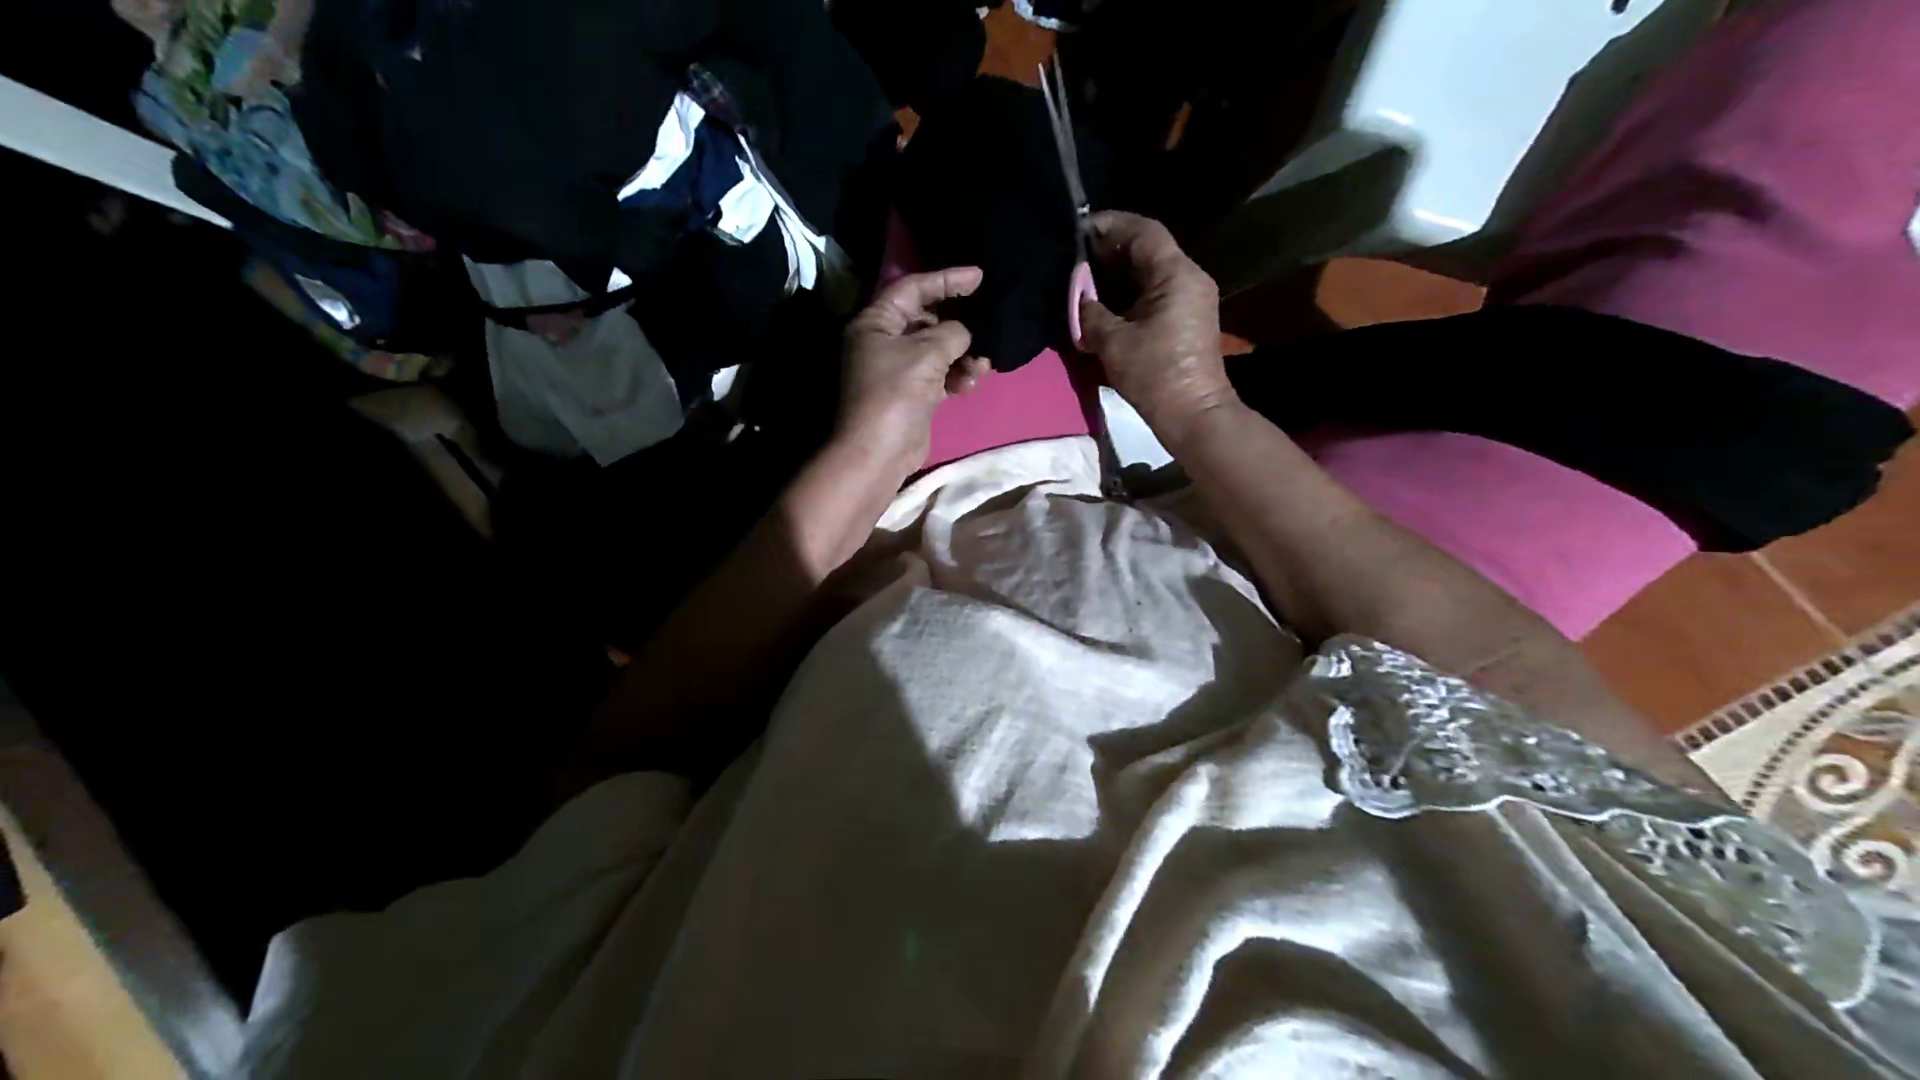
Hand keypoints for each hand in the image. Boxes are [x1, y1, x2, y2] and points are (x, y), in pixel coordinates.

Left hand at [838, 267, 991, 469]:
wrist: (880, 451)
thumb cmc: (896, 392)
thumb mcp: (927, 351)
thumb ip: (952, 331)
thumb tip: (964, 333)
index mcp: (876, 322)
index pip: (913, 288)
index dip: (946, 279)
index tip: (979, 277)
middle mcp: (884, 341)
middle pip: (928, 319)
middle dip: (959, 323)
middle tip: (988, 322)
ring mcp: (898, 369)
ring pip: (938, 349)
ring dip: (963, 354)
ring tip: (982, 365)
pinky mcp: (912, 393)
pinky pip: (940, 374)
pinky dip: (956, 375)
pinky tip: (970, 383)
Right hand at [1076, 212, 1235, 444]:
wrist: (1192, 414)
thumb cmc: (1155, 375)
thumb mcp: (1113, 342)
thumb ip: (1090, 311)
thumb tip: (1079, 297)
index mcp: (1176, 274)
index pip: (1143, 231)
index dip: (1110, 225)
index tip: (1079, 229)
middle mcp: (1189, 278)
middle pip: (1148, 249)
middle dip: (1110, 249)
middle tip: (1075, 255)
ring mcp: (1191, 299)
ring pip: (1150, 272)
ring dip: (1118, 272)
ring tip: (1083, 278)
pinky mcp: (1185, 319)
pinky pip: (1154, 292)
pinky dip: (1128, 292)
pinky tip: (1103, 302)